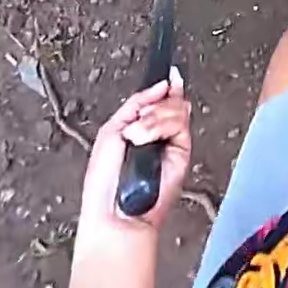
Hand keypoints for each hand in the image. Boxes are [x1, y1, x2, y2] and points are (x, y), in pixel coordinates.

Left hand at [76, 68, 191, 241]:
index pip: (161, 99)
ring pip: (176, 109)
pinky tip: (146, 137)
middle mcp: (160, 133)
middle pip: (171, 99)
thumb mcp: (112, 129)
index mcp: (141, 126)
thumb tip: (163, 86)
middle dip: (154, 105)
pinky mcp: (182, 153)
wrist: (114, 212)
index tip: (171, 75)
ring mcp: (172, 142)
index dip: (167, 85)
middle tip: (138, 122)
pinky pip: (179, 124)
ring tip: (137, 136)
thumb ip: (137, 103)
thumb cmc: (105, 181)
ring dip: (153, 118)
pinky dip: (159, 125)